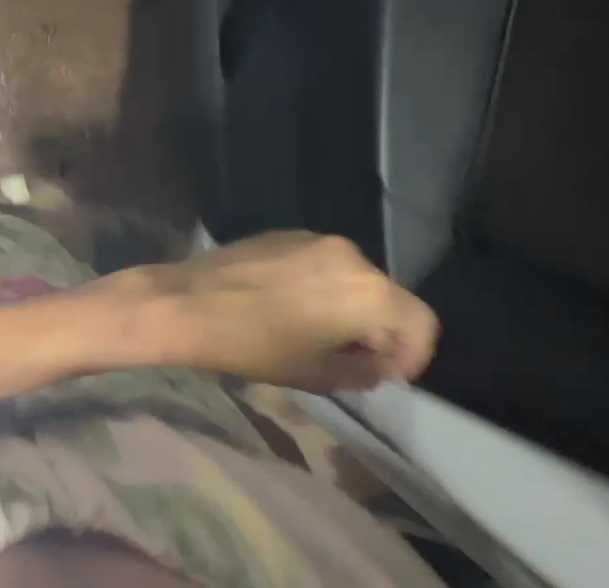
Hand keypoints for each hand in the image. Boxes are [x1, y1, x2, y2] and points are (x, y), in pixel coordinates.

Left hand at [105, 231, 438, 391]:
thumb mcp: (318, 374)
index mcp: (369, 290)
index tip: (386, 374)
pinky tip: (289, 308)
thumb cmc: (255, 344)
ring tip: (317, 336)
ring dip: (349, 307)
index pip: (421, 322)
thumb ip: (362, 371)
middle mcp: (350, 254)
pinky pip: (319, 263)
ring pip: (352, 277)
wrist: (186, 303)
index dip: (412, 354)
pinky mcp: (281, 233)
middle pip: (386, 296)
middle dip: (378, 331)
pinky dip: (320, 286)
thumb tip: (375, 364)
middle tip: (351, 360)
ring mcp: (312, 238)